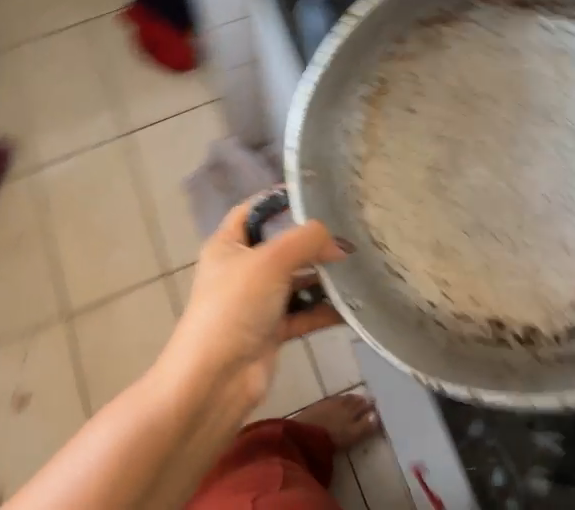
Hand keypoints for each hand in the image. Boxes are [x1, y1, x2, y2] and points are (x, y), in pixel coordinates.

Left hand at [159, 193, 350, 408]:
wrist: (216, 379)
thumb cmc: (235, 306)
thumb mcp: (270, 261)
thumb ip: (306, 240)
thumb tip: (338, 241)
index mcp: (227, 244)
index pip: (253, 210)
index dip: (280, 200)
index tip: (316, 194)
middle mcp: (240, 269)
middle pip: (280, 246)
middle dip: (311, 241)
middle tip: (349, 234)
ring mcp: (255, 301)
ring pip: (294, 280)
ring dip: (322, 276)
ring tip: (358, 267)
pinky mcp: (270, 331)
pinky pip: (302, 313)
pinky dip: (324, 310)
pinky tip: (353, 306)